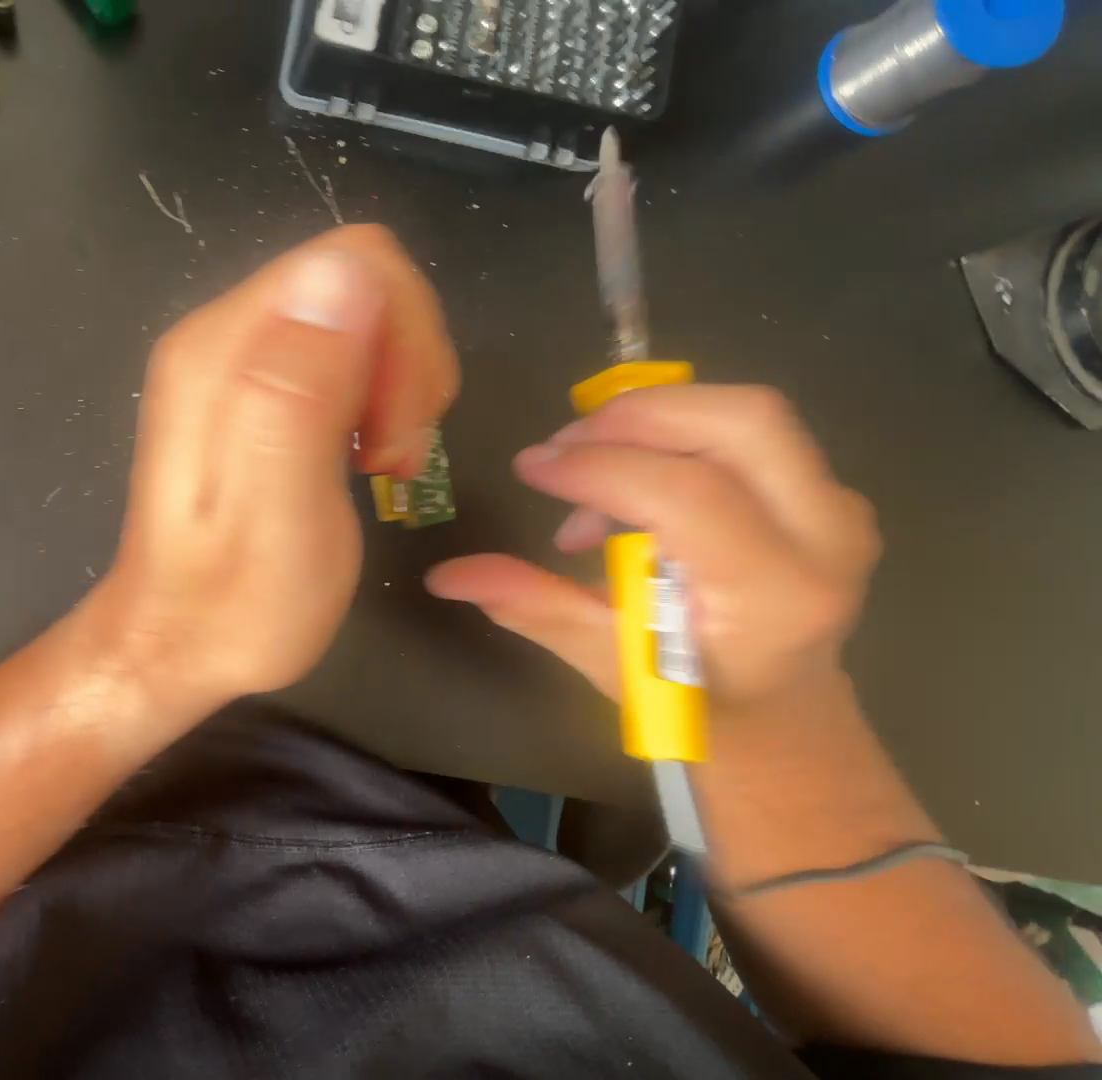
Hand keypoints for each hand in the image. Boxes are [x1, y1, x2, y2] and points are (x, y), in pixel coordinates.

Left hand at [94, 226, 458, 709]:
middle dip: (404, 365)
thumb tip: (345, 272)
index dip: (404, 339)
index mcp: (221, 352)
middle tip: (391, 458)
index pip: (355, 262)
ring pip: (358, 320)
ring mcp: (232, 363)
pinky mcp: (251, 394)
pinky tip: (361, 462)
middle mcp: (219, 339)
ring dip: (394, 388)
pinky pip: (341, 358)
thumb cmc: (234, 604)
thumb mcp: (278, 513)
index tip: (394, 432)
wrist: (176, 643)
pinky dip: (373, 402)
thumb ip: (301, 392)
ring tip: (378, 468)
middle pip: (360, 285)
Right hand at [426, 384, 878, 713]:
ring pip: (747, 414)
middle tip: (565, 445)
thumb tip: (446, 576)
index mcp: (772, 595)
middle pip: (742, 421)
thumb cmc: (691, 698)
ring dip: (651, 421)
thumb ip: (532, 607)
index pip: (687, 495)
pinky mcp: (822, 490)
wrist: (781, 712)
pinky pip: (743, 431)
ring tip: (588, 474)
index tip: (530, 466)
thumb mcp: (604, 661)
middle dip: (637, 414)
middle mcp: (825, 538)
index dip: (599, 469)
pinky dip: (672, 436)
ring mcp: (837, 507)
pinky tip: (627, 482)